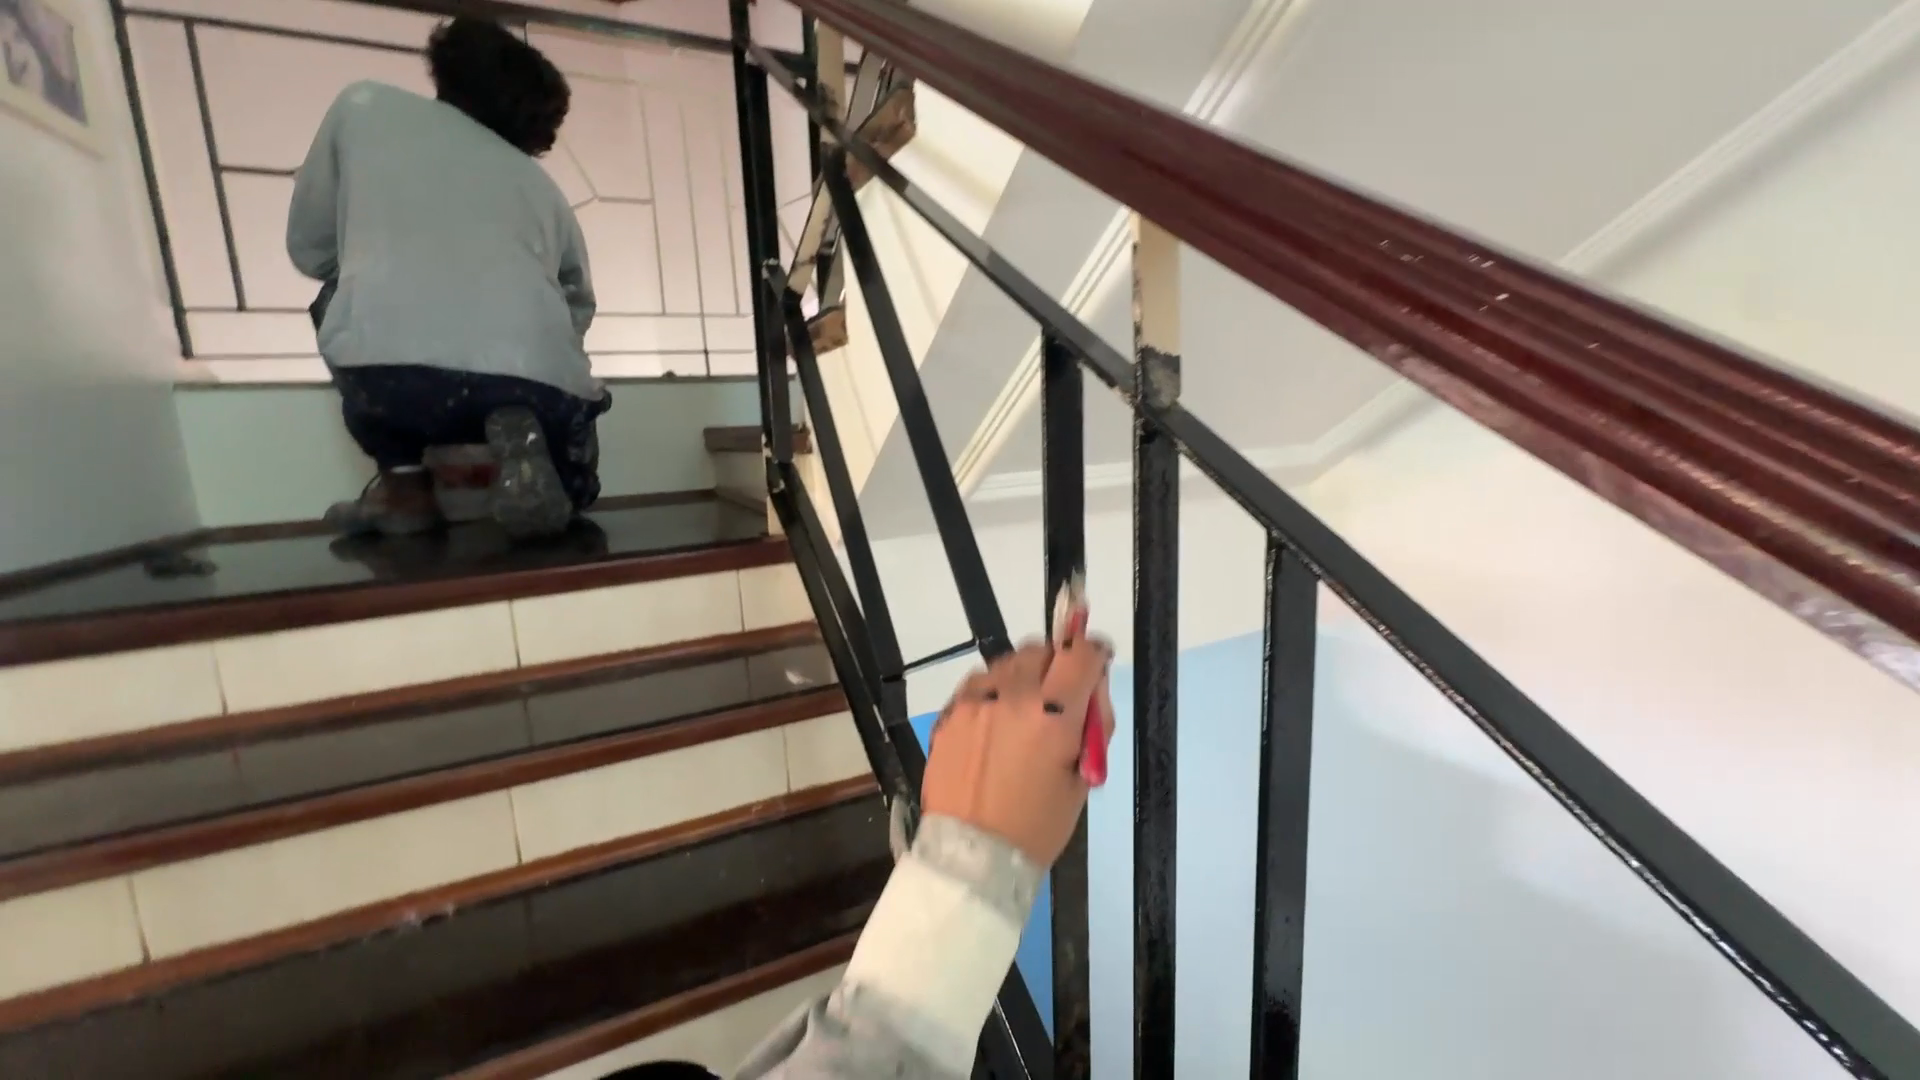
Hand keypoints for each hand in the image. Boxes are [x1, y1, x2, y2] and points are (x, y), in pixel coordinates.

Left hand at [921, 629, 1115, 866]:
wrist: (972, 855)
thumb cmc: (1037, 824)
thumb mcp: (1082, 777)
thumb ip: (1092, 724)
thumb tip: (1091, 686)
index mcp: (1053, 716)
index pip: (1082, 655)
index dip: (1094, 653)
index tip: (1097, 660)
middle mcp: (1013, 696)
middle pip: (1042, 649)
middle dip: (1057, 663)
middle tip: (1060, 693)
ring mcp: (976, 700)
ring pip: (1008, 662)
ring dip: (1025, 675)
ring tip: (1025, 712)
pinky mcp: (951, 711)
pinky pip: (979, 682)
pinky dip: (995, 691)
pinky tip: (996, 722)